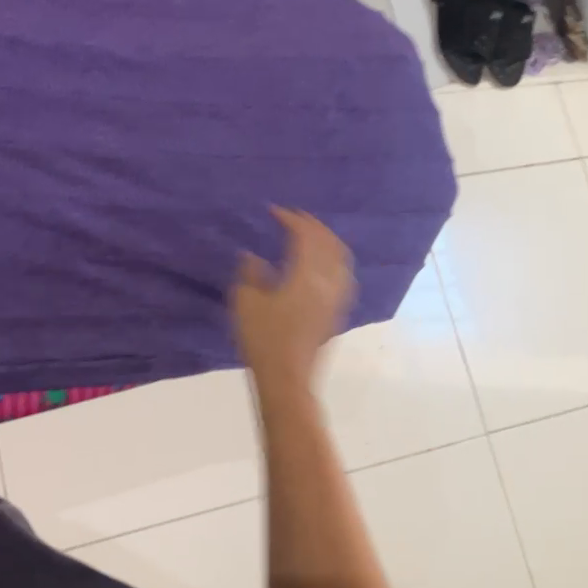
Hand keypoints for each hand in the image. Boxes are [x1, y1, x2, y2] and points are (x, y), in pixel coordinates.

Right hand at [231, 208, 356, 394]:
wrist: (286, 376)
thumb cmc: (262, 337)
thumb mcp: (245, 300)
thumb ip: (250, 273)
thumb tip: (253, 257)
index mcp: (305, 275)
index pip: (305, 237)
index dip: (292, 220)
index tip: (275, 211)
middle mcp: (327, 283)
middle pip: (330, 245)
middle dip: (314, 226)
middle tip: (295, 217)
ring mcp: (336, 299)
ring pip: (341, 260)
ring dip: (327, 242)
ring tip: (312, 236)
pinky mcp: (336, 312)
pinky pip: (342, 276)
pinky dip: (333, 260)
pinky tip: (321, 265)